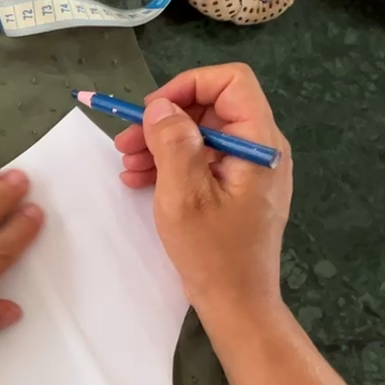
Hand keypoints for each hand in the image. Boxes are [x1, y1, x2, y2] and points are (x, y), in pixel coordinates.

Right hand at [114, 63, 292, 315]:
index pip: (231, 81)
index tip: (151, 111)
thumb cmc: (213, 251)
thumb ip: (173, 144)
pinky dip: (170, 164)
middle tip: (125, 141)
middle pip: (212, 106)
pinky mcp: (235, 189)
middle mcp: (259, 148)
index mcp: (258, 142)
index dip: (188, 85)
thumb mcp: (184, 195)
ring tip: (126, 164)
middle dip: (165, 119)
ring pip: (201, 134)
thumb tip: (160, 107)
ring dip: (161, 143)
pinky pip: (201, 161)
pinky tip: (139, 180)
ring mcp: (247, 169)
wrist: (236, 302)